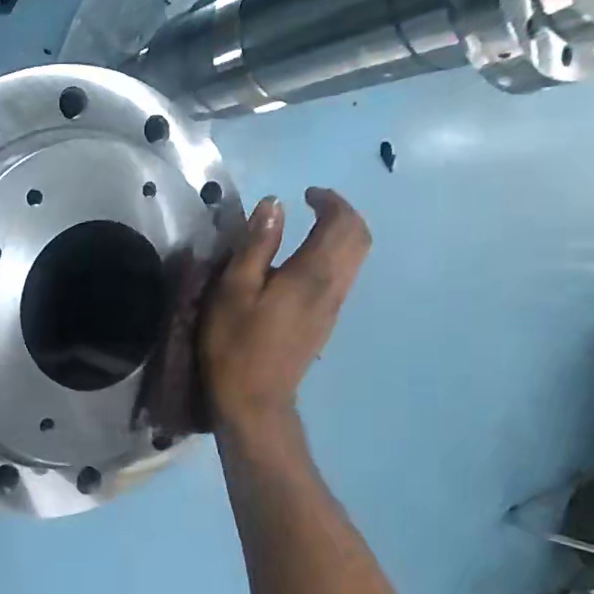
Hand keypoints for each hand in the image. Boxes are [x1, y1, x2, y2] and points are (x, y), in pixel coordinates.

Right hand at [200, 188, 370, 428]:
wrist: (254, 400)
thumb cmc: (236, 342)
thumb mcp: (234, 289)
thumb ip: (256, 245)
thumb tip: (273, 205)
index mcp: (313, 274)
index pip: (342, 224)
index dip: (329, 201)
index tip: (305, 193)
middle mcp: (334, 287)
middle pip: (359, 239)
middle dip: (343, 213)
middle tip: (313, 204)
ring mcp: (334, 307)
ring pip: (355, 259)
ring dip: (341, 234)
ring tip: (309, 227)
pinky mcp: (325, 321)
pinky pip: (344, 276)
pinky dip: (334, 255)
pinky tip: (302, 262)